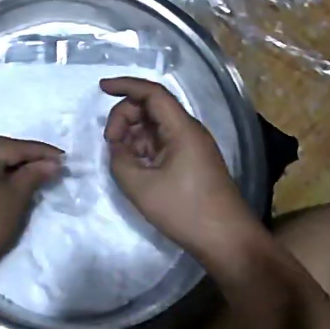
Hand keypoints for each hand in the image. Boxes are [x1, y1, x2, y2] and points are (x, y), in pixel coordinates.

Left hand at [0, 137, 62, 275]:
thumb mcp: (15, 198)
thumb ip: (33, 175)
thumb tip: (50, 162)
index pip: (16, 146)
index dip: (42, 151)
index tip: (66, 159)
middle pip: (0, 148)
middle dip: (26, 154)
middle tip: (51, 163)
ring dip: (12, 163)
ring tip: (34, 173)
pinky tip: (9, 183)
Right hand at [100, 77, 260, 261]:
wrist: (228, 243)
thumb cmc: (185, 211)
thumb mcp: (139, 185)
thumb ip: (118, 158)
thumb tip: (116, 146)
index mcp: (182, 130)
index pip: (152, 93)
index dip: (125, 85)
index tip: (101, 88)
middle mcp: (189, 131)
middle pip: (150, 107)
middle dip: (124, 117)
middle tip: (110, 142)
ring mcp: (192, 147)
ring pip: (153, 125)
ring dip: (132, 134)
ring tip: (120, 157)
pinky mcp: (191, 162)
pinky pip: (161, 142)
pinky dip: (142, 147)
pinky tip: (134, 166)